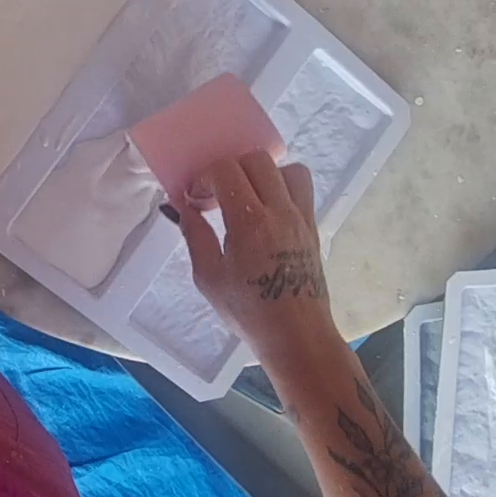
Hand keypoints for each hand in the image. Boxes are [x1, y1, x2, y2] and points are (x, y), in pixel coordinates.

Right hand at [177, 152, 337, 371]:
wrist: (297, 337)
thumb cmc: (248, 311)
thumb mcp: (208, 277)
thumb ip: (194, 235)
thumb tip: (182, 207)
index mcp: (250, 223)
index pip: (226, 170)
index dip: (204, 177)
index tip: (195, 199)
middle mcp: (280, 212)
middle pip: (256, 159)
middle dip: (229, 168)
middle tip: (216, 195)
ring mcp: (302, 218)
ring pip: (286, 168)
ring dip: (261, 173)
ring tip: (245, 196)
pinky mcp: (314, 227)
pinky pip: (302, 188)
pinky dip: (281, 186)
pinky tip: (265, 209)